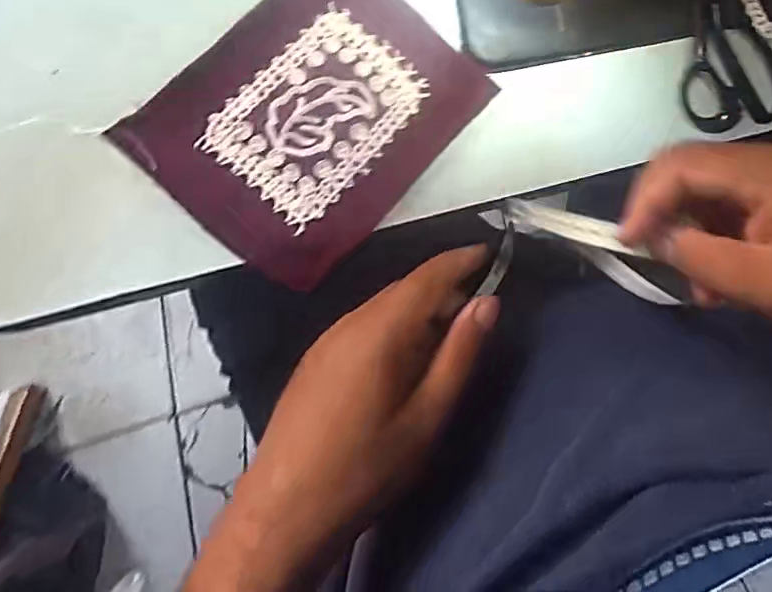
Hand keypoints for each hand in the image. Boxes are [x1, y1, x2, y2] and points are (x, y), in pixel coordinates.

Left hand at [187, 246, 497, 591]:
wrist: (279, 518)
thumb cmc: (365, 469)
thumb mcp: (427, 418)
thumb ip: (460, 354)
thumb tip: (488, 302)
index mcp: (381, 329)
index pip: (429, 275)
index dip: (463, 259)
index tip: (492, 252)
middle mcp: (351, 320)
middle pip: (407, 287)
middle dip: (445, 290)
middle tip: (476, 315)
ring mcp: (328, 338)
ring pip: (385, 305)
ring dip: (420, 310)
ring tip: (444, 342)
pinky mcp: (315, 358)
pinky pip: (365, 323)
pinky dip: (395, 325)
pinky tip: (402, 362)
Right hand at [619, 142, 771, 338]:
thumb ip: (706, 259)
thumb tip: (658, 241)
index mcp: (757, 169)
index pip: (678, 166)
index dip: (645, 199)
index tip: (627, 240)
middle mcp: (756, 164)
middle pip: (685, 172)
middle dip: (660, 212)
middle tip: (648, 254)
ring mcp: (765, 182)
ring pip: (701, 194)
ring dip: (686, 233)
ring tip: (696, 283)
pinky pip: (723, 212)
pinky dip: (709, 242)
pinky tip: (719, 282)